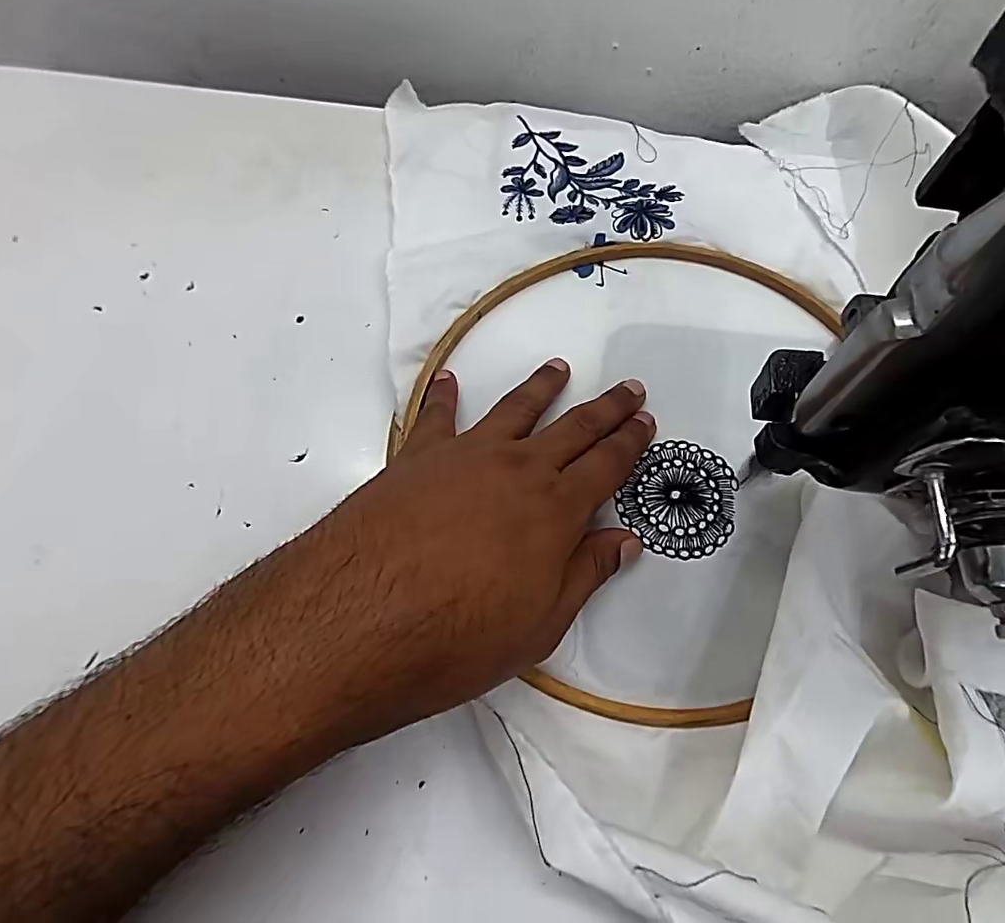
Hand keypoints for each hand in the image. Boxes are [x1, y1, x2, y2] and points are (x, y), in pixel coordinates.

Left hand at [234, 359, 654, 744]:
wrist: (359, 619)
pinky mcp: (417, 456)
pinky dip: (444, 395)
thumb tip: (624, 540)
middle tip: (628, 389)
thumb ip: (584, 574)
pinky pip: (437, 416)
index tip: (645, 421)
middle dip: (606, 408)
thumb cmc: (458, 636)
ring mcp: (466, 456)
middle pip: (573, 428)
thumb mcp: (538, 623)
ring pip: (515, 409)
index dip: (630, 442)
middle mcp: (517, 470)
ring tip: (559, 369)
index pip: (606, 465)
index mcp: (554, 509)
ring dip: (541, 387)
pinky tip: (450, 380)